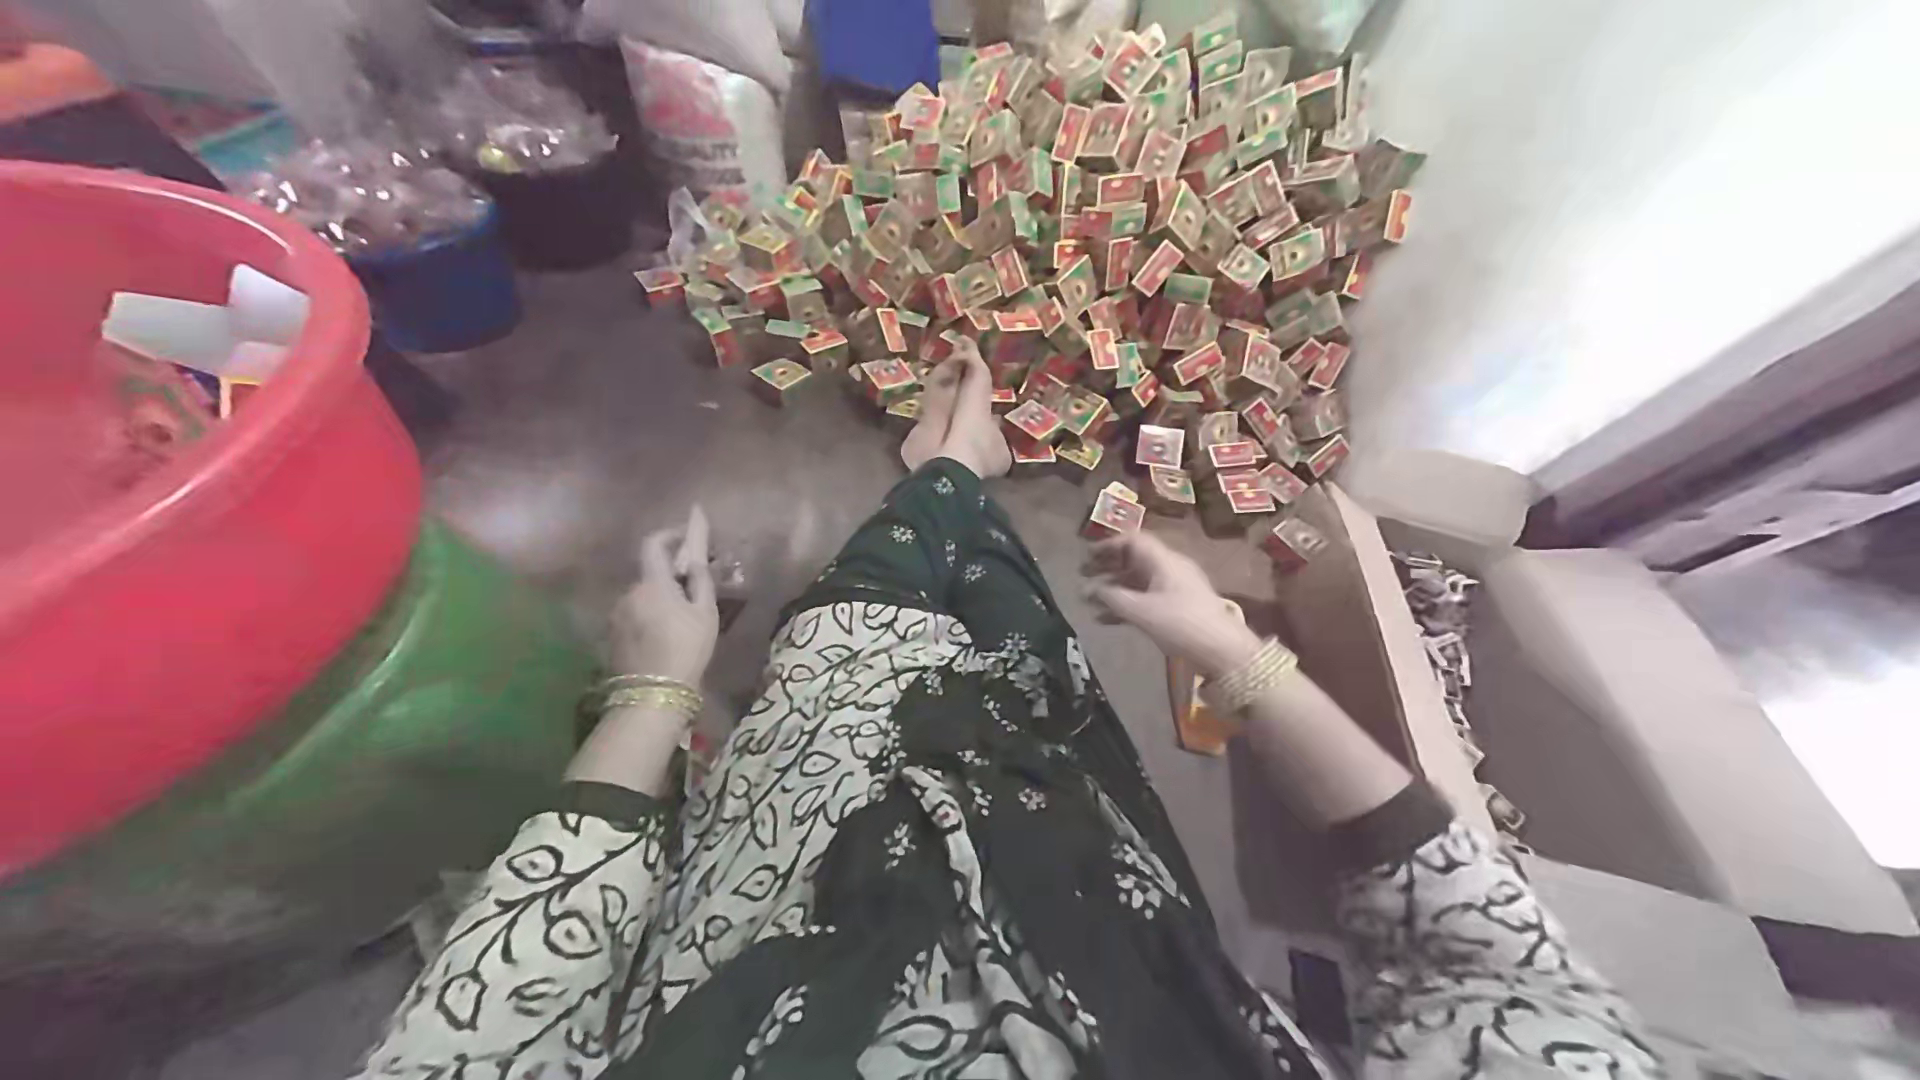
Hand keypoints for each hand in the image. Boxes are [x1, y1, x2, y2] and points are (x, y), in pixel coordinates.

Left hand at [610, 506, 718, 685]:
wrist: (654, 693)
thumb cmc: (687, 647)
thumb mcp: (705, 613)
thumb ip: (700, 580)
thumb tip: (696, 555)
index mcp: (652, 583)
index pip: (654, 544)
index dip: (670, 533)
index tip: (688, 533)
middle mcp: (628, 592)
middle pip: (651, 573)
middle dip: (670, 574)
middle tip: (695, 586)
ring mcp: (617, 614)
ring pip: (642, 595)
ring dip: (660, 596)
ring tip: (682, 616)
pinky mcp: (612, 634)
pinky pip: (634, 614)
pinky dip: (650, 614)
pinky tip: (665, 633)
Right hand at [1083, 531, 1263, 676]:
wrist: (1223, 652)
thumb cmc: (1181, 623)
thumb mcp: (1140, 610)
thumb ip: (1110, 598)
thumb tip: (1085, 589)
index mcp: (1164, 561)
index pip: (1132, 540)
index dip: (1107, 545)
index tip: (1086, 556)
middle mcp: (1170, 569)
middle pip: (1134, 559)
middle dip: (1107, 566)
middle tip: (1083, 575)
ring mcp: (1175, 589)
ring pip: (1138, 581)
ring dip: (1113, 588)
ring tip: (1090, 601)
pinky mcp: (1177, 608)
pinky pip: (1145, 598)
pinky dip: (1126, 604)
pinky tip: (1107, 619)